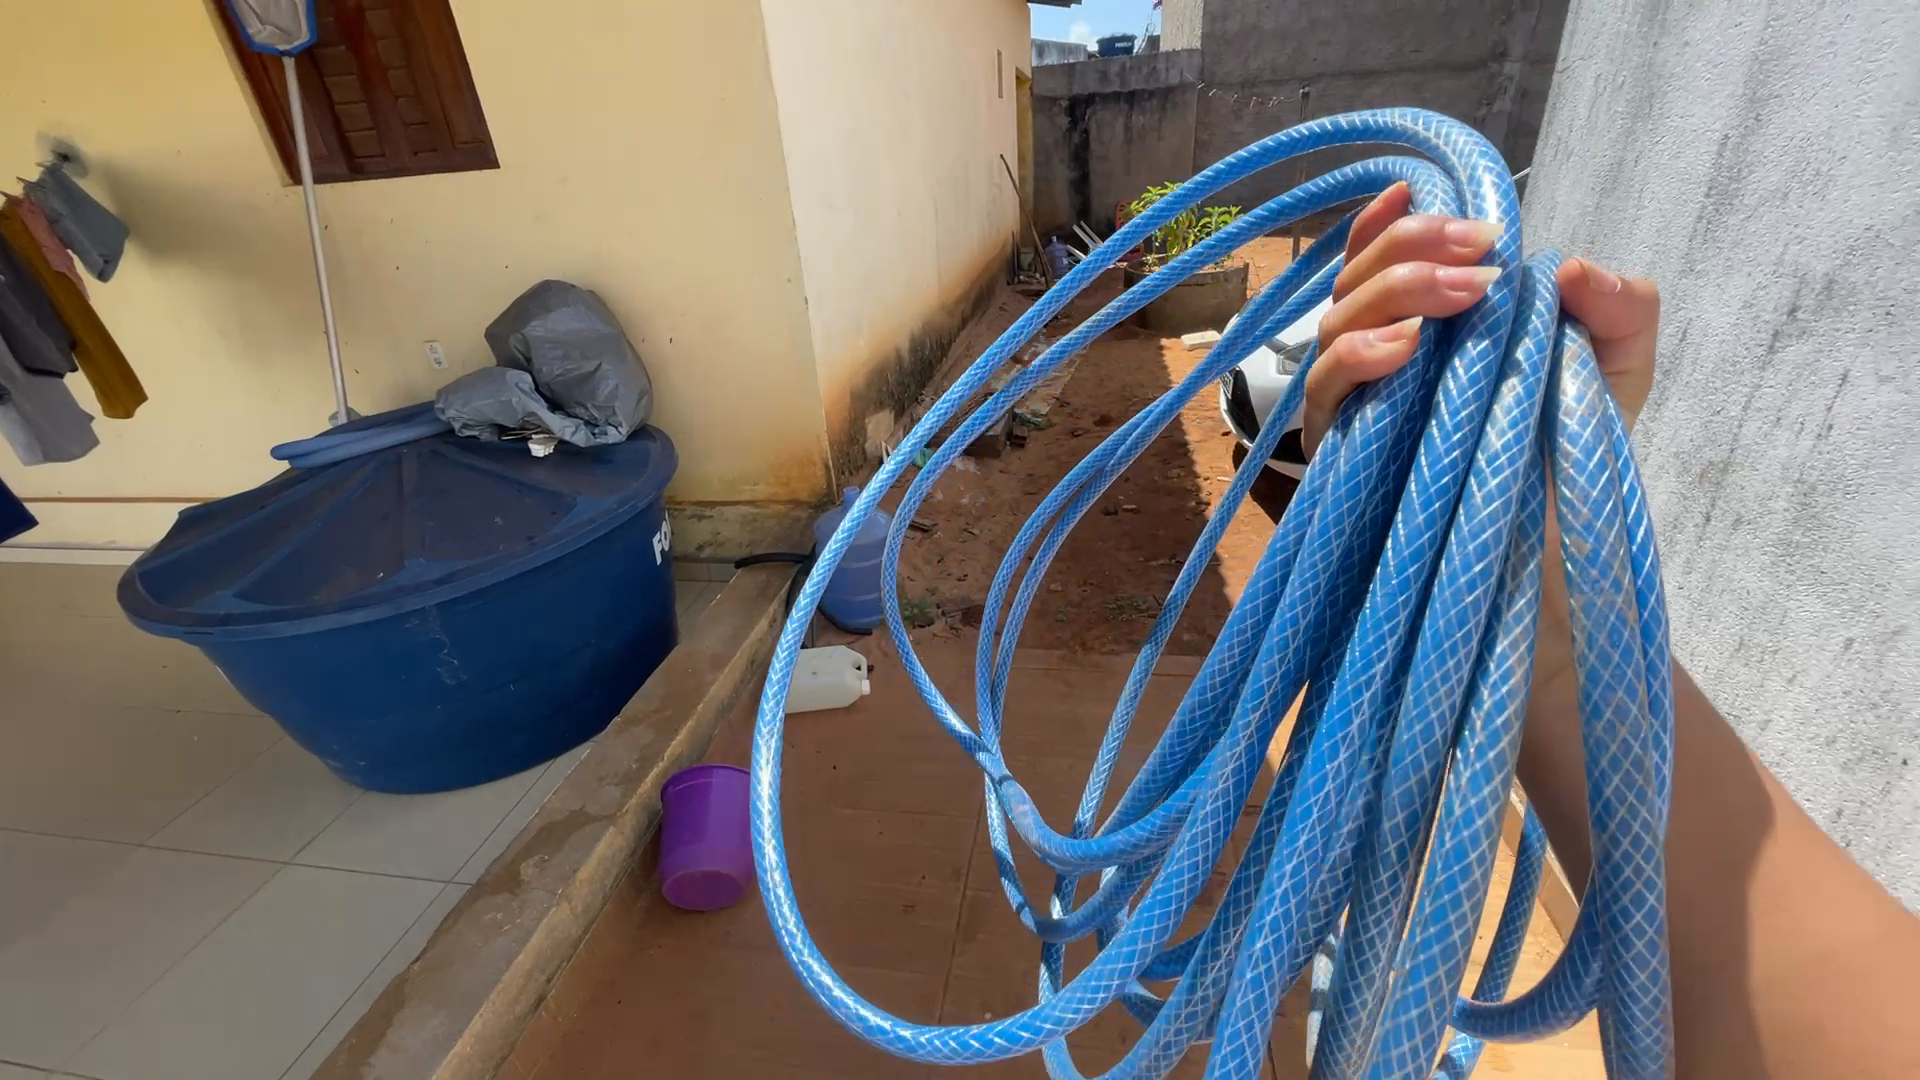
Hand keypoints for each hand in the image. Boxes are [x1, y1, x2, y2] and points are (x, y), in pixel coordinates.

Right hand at [1303, 182, 1661, 455]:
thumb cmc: (1560, 448)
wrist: (1537, 533)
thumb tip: (1568, 267)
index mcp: (1422, 327)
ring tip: (1464, 292)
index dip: (1382, 225)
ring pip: (1334, 322)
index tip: (1416, 192)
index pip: (1377, 265)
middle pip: (1355, 281)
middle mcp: (1374, 353)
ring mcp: (1349, 395)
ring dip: (1392, 294)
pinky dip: (1357, 355)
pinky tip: (1405, 346)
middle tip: (1481, 246)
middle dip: (1409, 249)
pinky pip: (1324, 384)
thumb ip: (1617, 312)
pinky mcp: (1335, 437)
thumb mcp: (1612, 371)